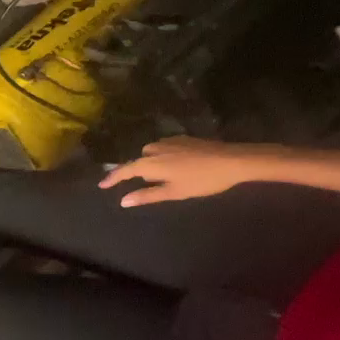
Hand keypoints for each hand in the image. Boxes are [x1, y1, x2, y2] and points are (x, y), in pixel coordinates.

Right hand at [99, 137, 278, 206]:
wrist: (236, 160)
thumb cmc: (203, 179)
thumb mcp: (175, 192)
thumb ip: (147, 196)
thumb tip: (122, 201)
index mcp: (148, 164)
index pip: (123, 171)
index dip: (112, 179)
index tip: (102, 185)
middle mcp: (152, 150)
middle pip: (139, 161)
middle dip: (142, 172)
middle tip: (154, 183)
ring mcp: (167, 142)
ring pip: (152, 154)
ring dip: (155, 162)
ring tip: (171, 173)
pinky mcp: (182, 138)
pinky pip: (165, 148)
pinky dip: (167, 156)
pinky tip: (183, 163)